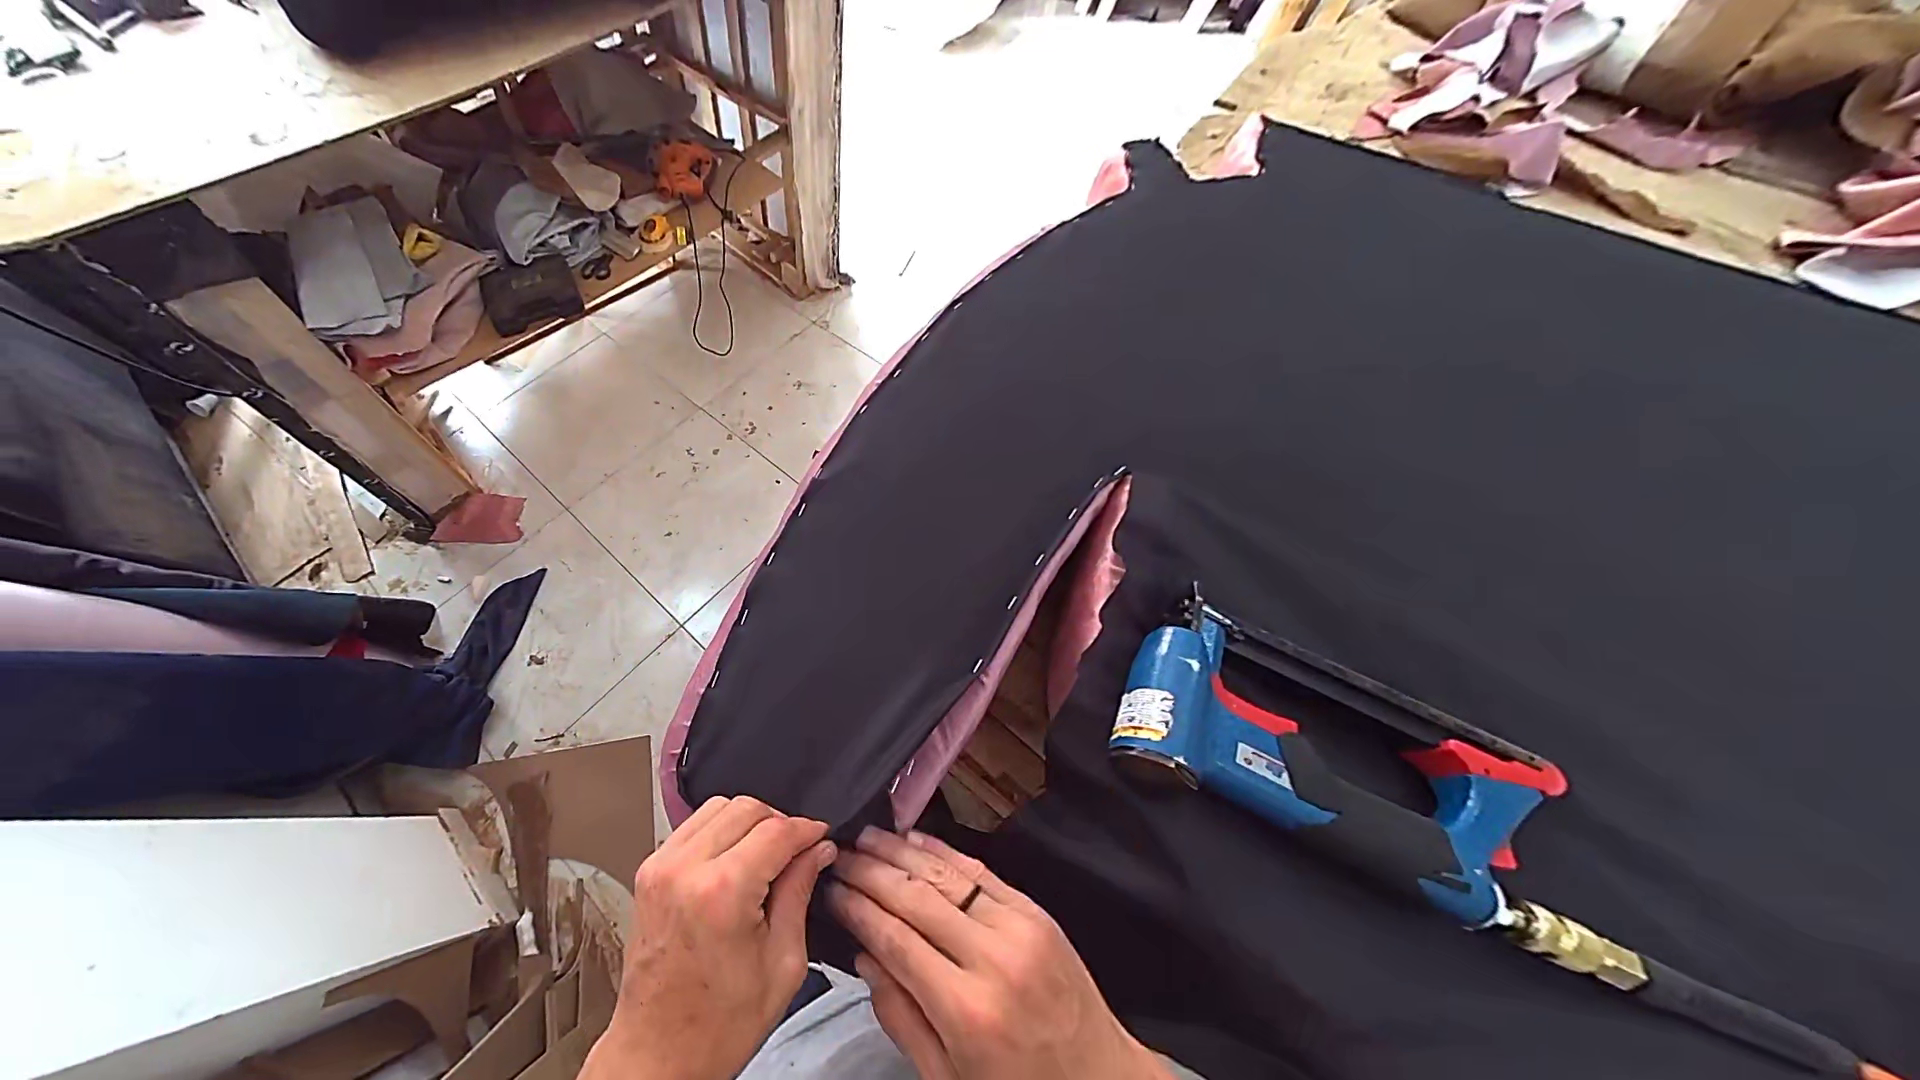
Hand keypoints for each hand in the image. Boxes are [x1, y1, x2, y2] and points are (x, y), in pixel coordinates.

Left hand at [583, 795, 835, 1079]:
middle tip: (798, 850)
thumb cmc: (717, 1025)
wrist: (656, 1058)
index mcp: (722, 892)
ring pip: (720, 806)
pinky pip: (693, 825)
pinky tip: (736, 858)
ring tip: (767, 855)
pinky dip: (721, 830)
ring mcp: (661, 869)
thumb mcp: (783, 962)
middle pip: (748, 808)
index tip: (822, 838)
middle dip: (781, 823)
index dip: (809, 829)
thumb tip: (818, 850)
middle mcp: (685, 870)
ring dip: (750, 822)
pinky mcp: (649, 873)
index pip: (779, 830)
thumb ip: (800, 892)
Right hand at [827, 827, 1169, 1079]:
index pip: (896, 941)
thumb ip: (901, 1017)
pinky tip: (917, 839)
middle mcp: (993, 959)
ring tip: (869, 837)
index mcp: (966, 1010)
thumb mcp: (948, 1077)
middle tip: (841, 856)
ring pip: (947, 875)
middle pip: (916, 899)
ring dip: (902, 851)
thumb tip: (865, 957)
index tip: (833, 891)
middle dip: (872, 873)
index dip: (858, 910)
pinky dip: (944, 851)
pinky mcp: (1035, 911)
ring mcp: (1019, 927)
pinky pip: (982, 871)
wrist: (1098, 1076)